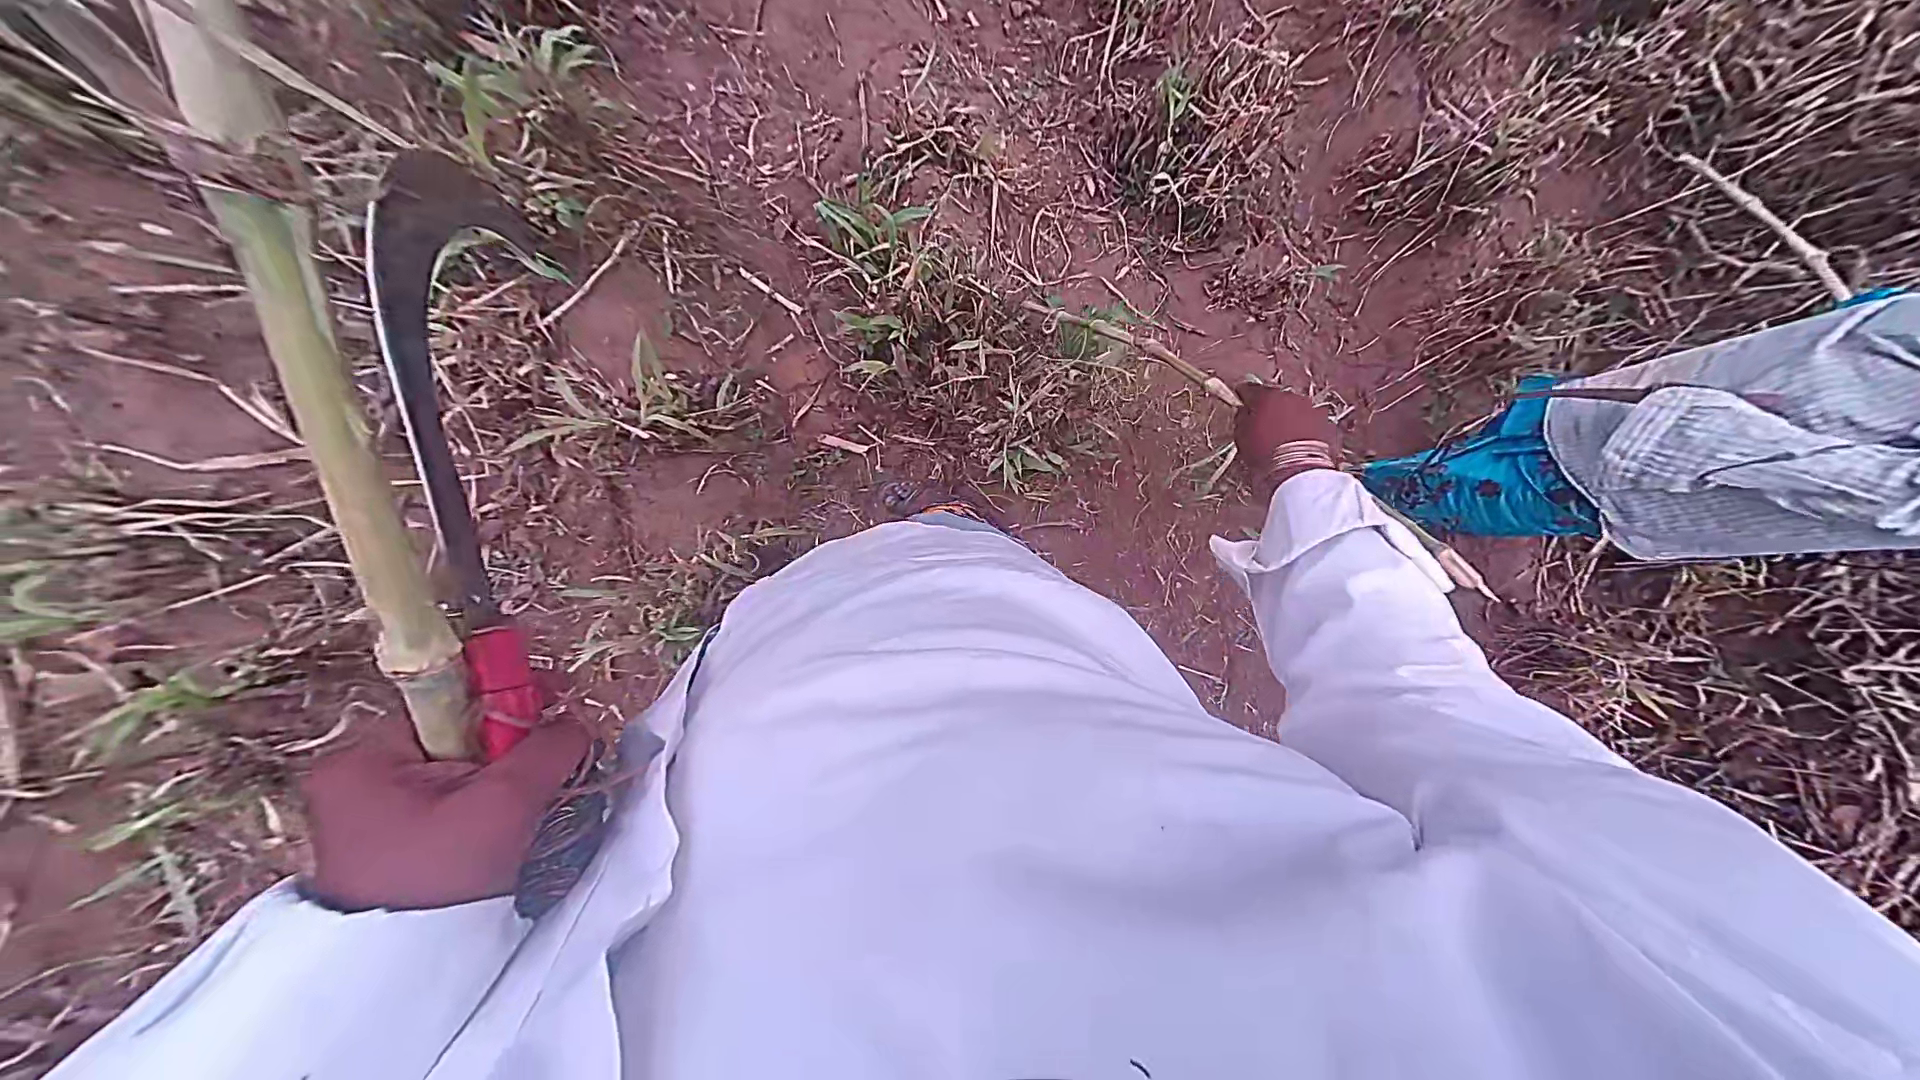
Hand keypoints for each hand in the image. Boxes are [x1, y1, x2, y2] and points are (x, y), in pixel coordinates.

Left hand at [301, 714, 589, 910]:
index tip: (558, 704)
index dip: (512, 693)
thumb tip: (577, 723)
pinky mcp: (408, 838)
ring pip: (479, 767)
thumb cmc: (444, 880)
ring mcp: (385, 812)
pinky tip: (523, 828)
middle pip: (471, 732)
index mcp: (368, 759)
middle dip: (523, 749)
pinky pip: (471, 799)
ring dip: (522, 780)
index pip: (455, 695)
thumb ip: (551, 743)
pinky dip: (507, 805)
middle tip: (555, 770)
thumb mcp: (507, 800)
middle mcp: (368, 778)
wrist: (409, 979)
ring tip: (542, 807)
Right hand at [1234, 384, 1341, 498]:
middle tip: (1262, 423)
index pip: (1250, 389)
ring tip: (1282, 436)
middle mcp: (1291, 397)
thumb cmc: (1264, 454)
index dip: (1243, 394)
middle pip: (1277, 398)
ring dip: (1289, 417)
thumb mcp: (1241, 436)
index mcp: (1267, 397)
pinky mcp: (1327, 424)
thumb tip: (1244, 411)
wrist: (1298, 471)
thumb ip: (1242, 418)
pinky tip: (1298, 442)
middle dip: (1269, 408)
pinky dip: (1305, 428)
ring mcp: (1312, 409)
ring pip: (1296, 409)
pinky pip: (1312, 422)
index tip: (1240, 398)